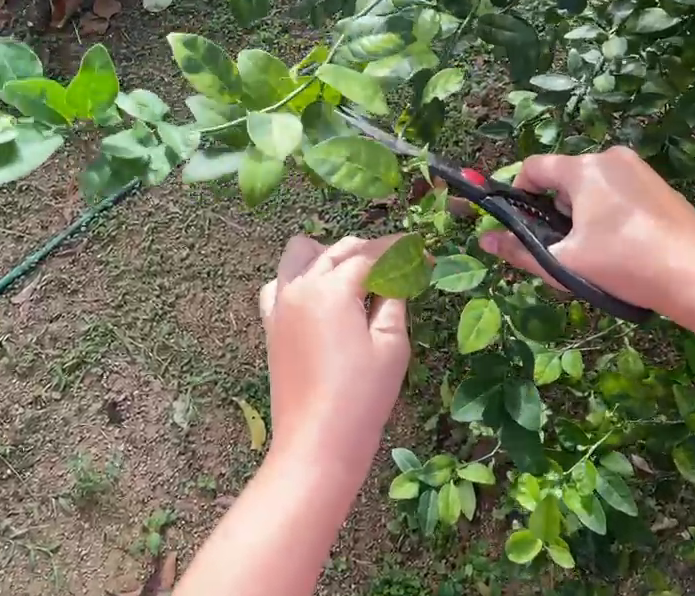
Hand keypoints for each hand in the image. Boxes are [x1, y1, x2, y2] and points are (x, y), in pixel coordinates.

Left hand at [256, 234, 409, 471]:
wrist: (316, 444)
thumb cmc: (362, 396)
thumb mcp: (391, 344)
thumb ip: (394, 299)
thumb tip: (399, 274)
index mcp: (332, 288)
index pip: (371, 255)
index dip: (401, 251)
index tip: (424, 254)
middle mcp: (301, 286)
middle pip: (339, 249)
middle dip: (372, 251)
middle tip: (401, 267)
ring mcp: (280, 303)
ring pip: (303, 254)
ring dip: (331, 254)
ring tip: (357, 275)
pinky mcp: (271, 323)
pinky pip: (280, 283)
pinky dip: (301, 277)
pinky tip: (320, 295)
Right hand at [478, 147, 694, 315]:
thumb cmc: (626, 265)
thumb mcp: (565, 262)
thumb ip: (519, 250)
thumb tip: (484, 240)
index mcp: (584, 168)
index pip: (533, 167)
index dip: (518, 194)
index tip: (524, 226)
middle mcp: (610, 158)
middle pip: (564, 179)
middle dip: (556, 211)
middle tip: (566, 250)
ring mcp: (640, 170)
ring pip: (593, 188)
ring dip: (584, 216)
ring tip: (598, 255)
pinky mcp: (662, 187)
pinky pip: (620, 194)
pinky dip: (611, 216)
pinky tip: (625, 250)